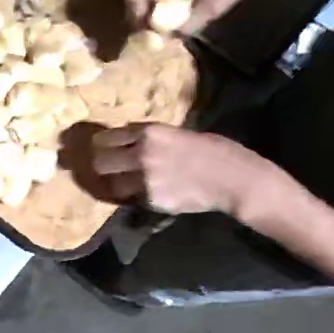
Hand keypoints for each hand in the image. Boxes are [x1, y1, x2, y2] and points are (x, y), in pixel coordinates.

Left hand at [90, 124, 301, 220]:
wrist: (233, 179)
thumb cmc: (214, 151)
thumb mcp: (179, 133)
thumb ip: (152, 138)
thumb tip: (129, 140)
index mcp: (149, 132)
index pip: (107, 137)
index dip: (102, 144)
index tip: (101, 148)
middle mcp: (141, 154)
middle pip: (100, 161)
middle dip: (102, 165)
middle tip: (107, 168)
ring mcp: (144, 179)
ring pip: (111, 184)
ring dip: (115, 184)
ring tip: (124, 184)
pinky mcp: (151, 200)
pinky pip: (131, 199)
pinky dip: (133, 197)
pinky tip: (144, 194)